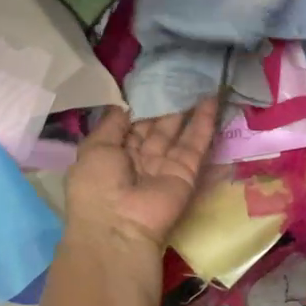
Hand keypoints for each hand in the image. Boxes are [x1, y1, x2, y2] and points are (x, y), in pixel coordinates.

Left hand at [66, 98, 218, 254]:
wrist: (117, 227)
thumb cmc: (96, 186)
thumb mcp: (93, 149)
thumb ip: (111, 125)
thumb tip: (124, 106)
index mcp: (114, 157)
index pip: (131, 127)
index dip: (142, 107)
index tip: (155, 83)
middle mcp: (139, 162)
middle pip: (157, 129)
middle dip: (167, 106)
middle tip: (182, 78)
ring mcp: (164, 168)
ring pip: (178, 135)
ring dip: (188, 111)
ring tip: (201, 83)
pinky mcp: (186, 174)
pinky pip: (194, 146)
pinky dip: (203, 124)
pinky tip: (211, 101)